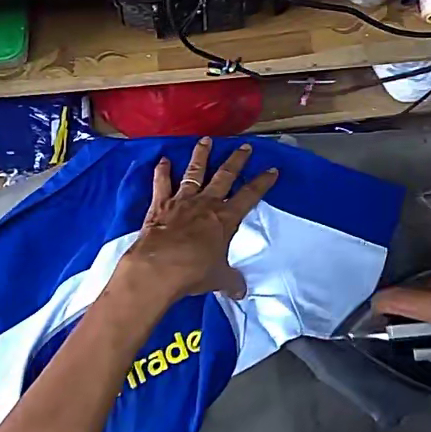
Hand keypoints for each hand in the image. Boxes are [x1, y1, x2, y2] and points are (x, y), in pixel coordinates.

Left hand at [109, 138, 277, 303]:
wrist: (158, 269)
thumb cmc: (194, 272)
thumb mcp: (219, 278)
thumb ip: (230, 280)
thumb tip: (240, 291)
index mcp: (226, 218)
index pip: (250, 195)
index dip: (263, 182)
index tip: (272, 169)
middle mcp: (206, 204)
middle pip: (225, 176)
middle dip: (237, 160)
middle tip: (244, 147)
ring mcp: (182, 202)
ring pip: (195, 172)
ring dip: (201, 156)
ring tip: (206, 140)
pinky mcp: (159, 206)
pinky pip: (162, 185)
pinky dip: (162, 172)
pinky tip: (163, 161)